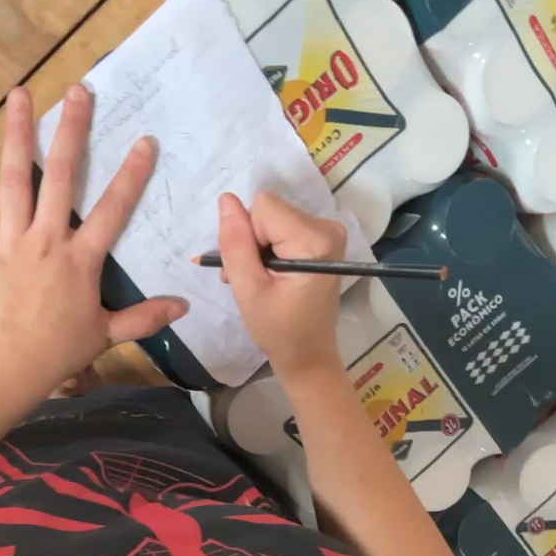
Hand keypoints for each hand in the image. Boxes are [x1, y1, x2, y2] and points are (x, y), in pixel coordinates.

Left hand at [0, 85, 188, 392]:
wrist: (6, 367)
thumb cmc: (59, 352)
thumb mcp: (106, 334)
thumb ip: (144, 318)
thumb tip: (182, 308)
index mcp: (80, 260)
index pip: (112, 210)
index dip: (131, 175)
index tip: (145, 141)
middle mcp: (47, 240)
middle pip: (60, 177)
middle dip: (71, 131)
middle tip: (78, 91)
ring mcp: (10, 242)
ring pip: (13, 181)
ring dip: (16, 135)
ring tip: (19, 96)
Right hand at [217, 191, 346, 382]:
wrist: (308, 355)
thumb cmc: (278, 330)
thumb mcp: (248, 289)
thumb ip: (235, 243)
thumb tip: (226, 200)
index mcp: (314, 239)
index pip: (262, 208)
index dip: (248, 237)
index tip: (254, 271)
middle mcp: (328, 227)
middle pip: (269, 211)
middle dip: (253, 242)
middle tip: (252, 280)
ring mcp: (329, 232)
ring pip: (273, 219)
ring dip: (258, 248)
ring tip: (260, 281)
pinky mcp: (324, 240)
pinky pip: (284, 228)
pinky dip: (271, 250)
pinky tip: (271, 275)